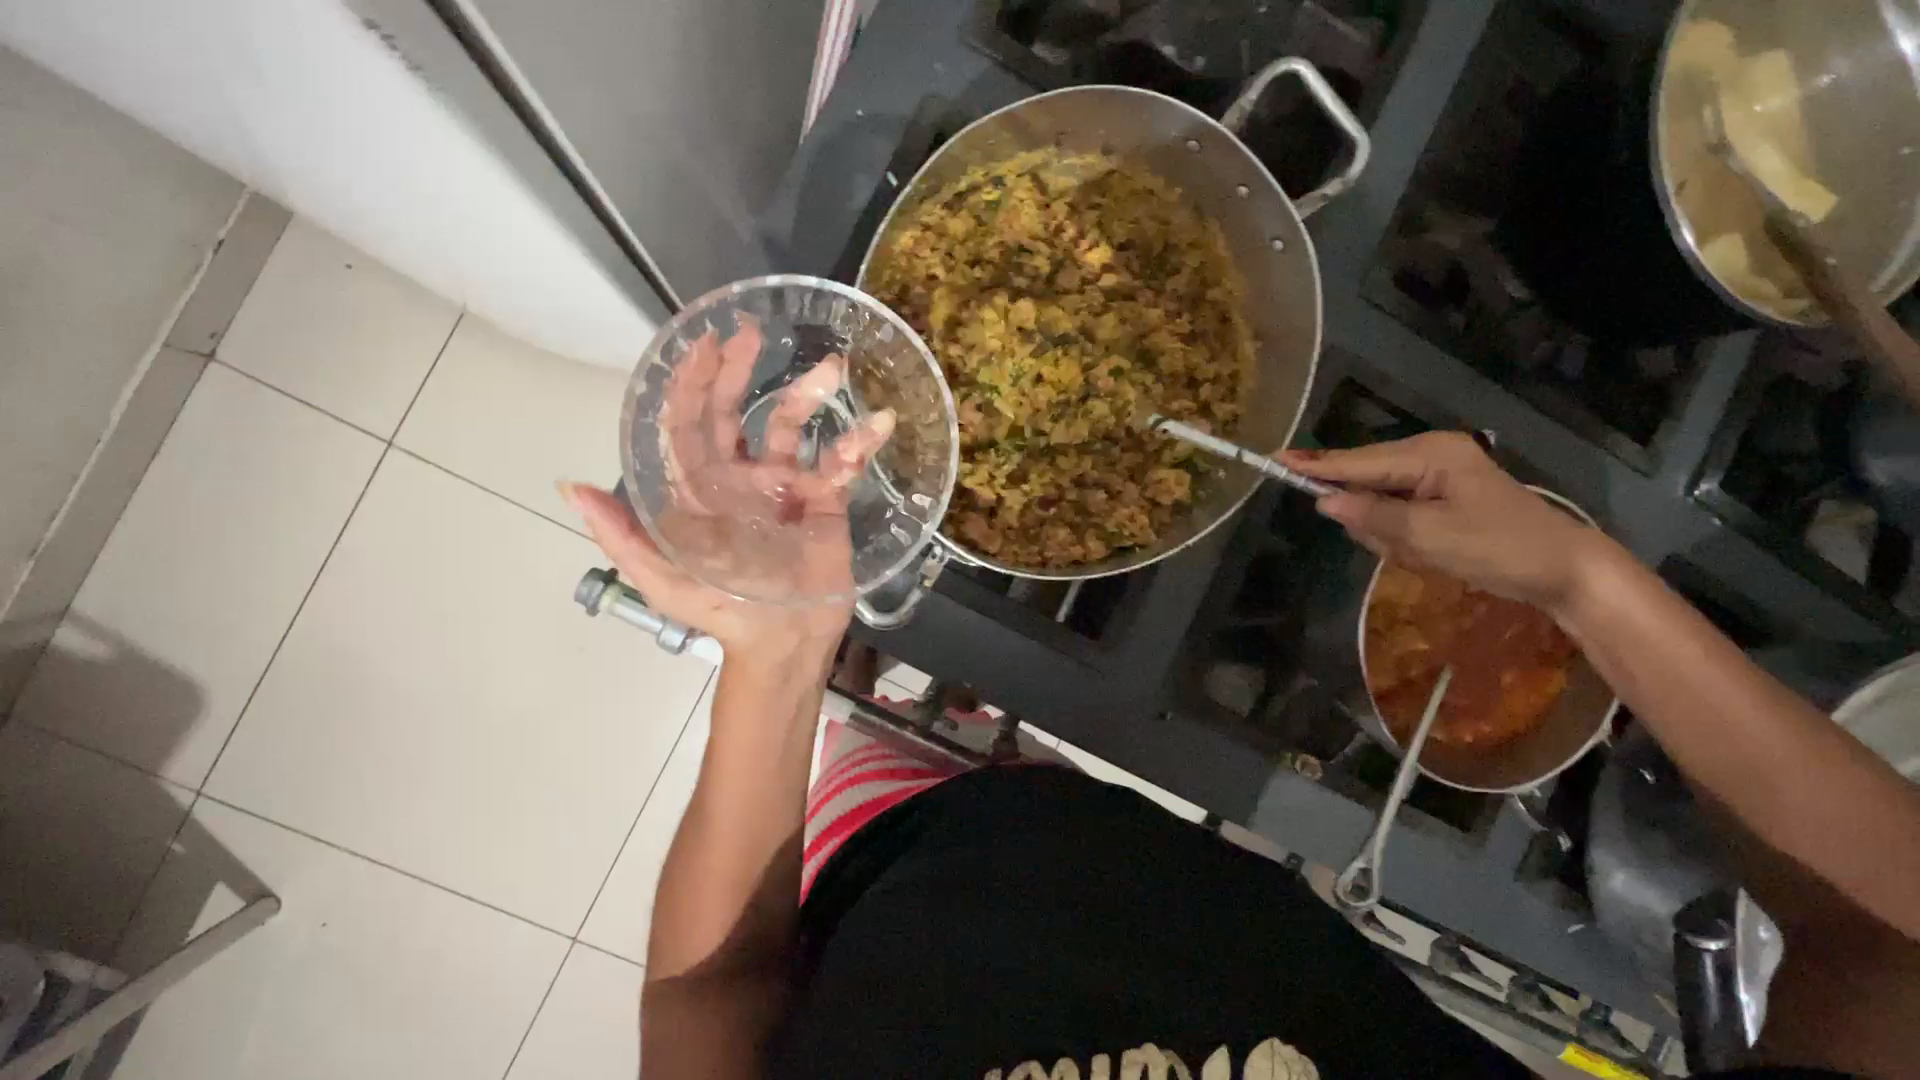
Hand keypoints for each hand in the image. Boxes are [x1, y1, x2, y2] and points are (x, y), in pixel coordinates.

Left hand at [562, 326, 892, 660]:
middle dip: (738, 370)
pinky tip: (878, 423)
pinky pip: (841, 461)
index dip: (691, 382)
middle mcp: (738, 476)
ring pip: (790, 426)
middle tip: (751, 333)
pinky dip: (860, 441)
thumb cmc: (723, 612)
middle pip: (734, 411)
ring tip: (830, 370)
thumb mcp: (664, 581)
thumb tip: (570, 487)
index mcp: (698, 488)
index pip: (688, 423)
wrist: (785, 644)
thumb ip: (621, 536)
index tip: (703, 343)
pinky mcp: (826, 498)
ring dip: (807, 395)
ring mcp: (784, 485)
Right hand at [1279, 432, 1604, 609]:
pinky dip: (1404, 539)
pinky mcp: (1443, 497)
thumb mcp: (1429, 536)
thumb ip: (1372, 516)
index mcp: (1429, 455)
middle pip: (1367, 481)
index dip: (1316, 466)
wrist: (1564, 571)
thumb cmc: (1499, 548)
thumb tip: (1325, 501)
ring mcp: (1438, 476)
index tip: (1274, 460)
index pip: (1358, 462)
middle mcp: (1430, 456)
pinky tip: (1431, 555)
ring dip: (1390, 535)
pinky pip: (1399, 515)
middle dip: (1370, 518)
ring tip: (1425, 556)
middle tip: (1400, 549)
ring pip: (1380, 503)